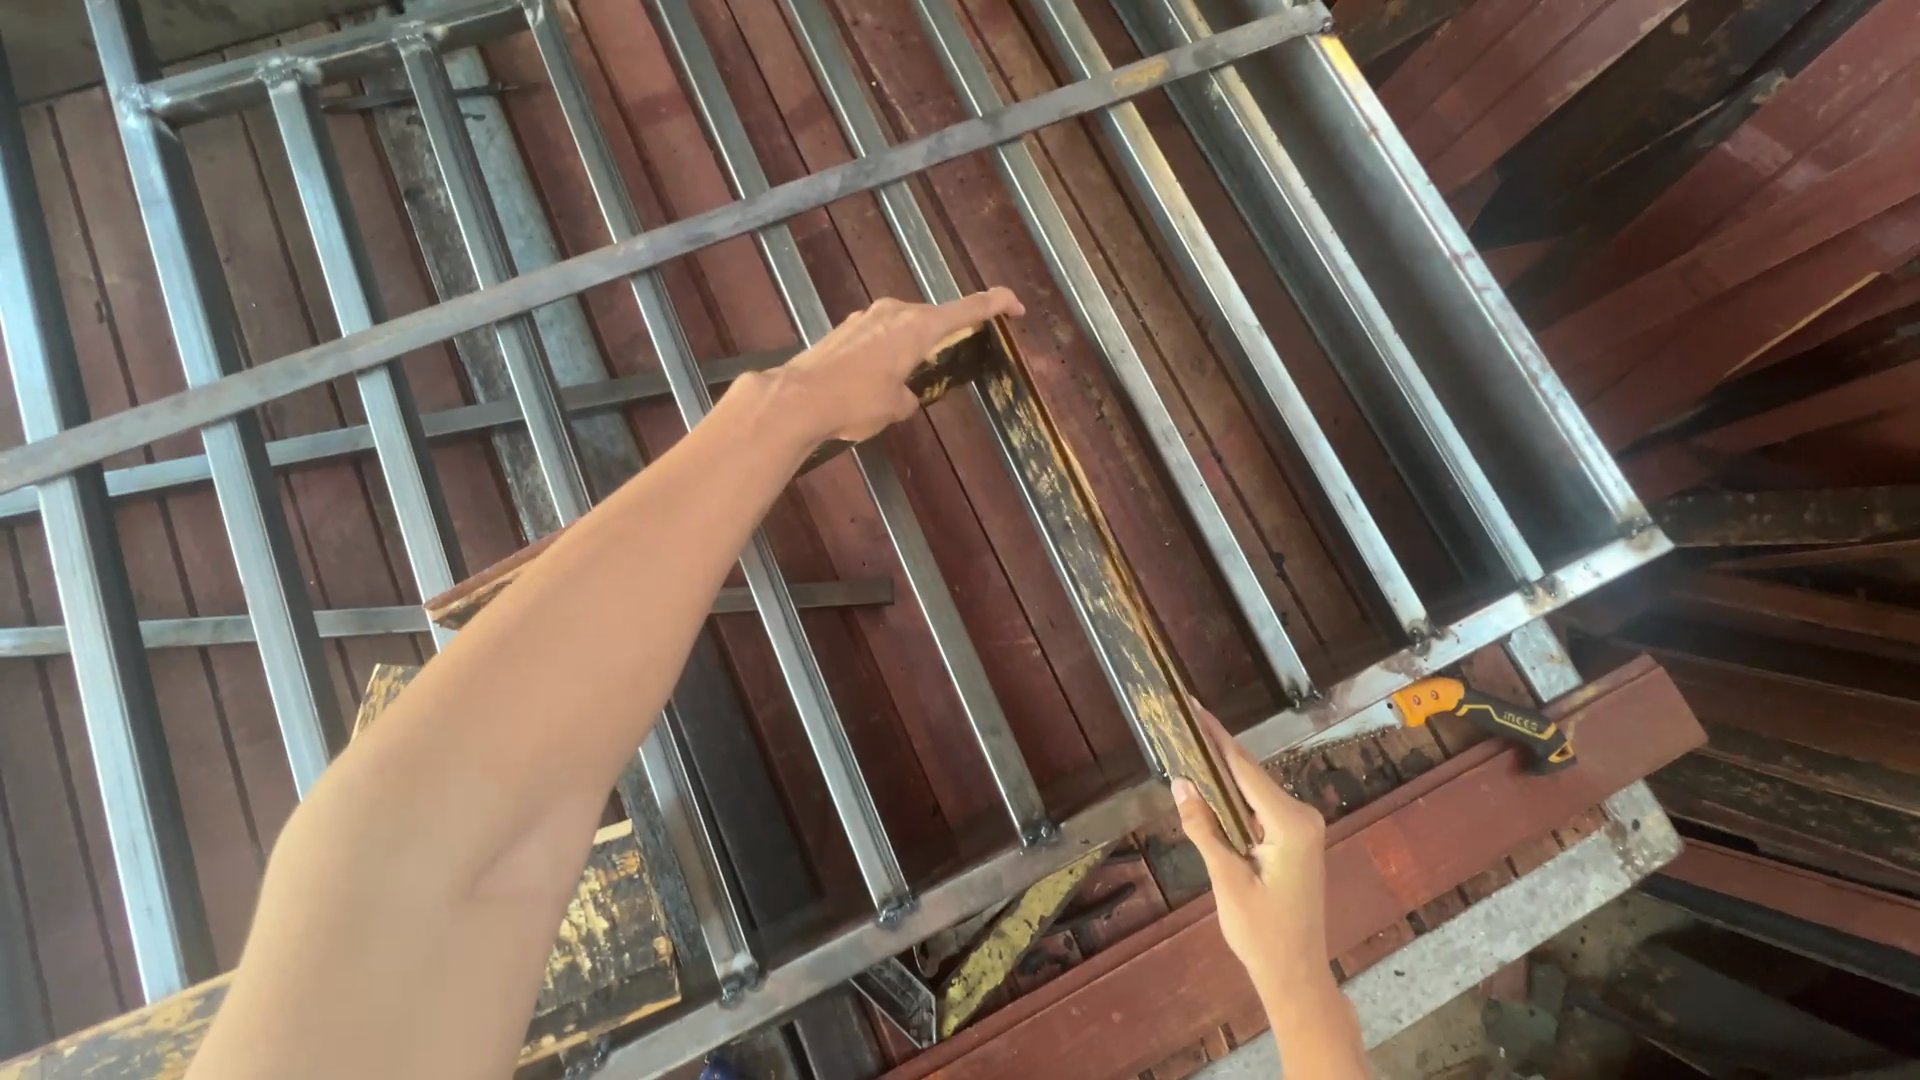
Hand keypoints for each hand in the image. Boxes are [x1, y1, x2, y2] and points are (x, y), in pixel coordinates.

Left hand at [776, 288, 1024, 442]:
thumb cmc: (857, 401)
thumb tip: (903, 395)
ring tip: (904, 381)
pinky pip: (878, 337)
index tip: (1015, 306)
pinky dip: (885, 353)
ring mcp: (866, 318)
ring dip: (910, 348)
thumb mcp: (895, 408)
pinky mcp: (845, 330)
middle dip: (944, 337)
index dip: (996, 303)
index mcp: (918, 326)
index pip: (968, 308)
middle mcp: (894, 313)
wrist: (799, 398)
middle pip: (932, 318)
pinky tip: (872, 382)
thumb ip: (908, 397)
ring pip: (902, 328)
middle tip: (952, 359)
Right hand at [1172, 706, 1331, 1000]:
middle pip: (1249, 773)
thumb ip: (1204, 827)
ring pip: (1252, 788)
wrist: (1295, 974)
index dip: (1216, 736)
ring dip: (1221, 769)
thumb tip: (1181, 782)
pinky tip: (1208, 781)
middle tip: (1183, 720)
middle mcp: (1301, 817)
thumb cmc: (1262, 933)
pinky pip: (1257, 805)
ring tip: (1188, 743)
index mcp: (1290, 823)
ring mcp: (1300, 827)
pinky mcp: (1293, 838)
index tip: (1195, 707)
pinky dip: (1232, 793)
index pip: (1244, 769)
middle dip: (1216, 747)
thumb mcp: (1226, 879)